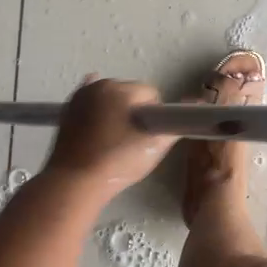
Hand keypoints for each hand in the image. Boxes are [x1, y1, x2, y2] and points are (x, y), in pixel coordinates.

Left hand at [43, 77, 177, 196]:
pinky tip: (98, 112)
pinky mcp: (68, 107)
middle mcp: (102, 84)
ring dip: (116, 109)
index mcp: (124, 89)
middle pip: (130, 93)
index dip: (155, 116)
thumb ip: (178, 123)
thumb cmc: (119, 162)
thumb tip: (197, 104)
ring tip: (112, 139)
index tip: (147, 136)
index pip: (151, 95)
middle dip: (134, 111)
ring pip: (111, 97)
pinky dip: (96, 103)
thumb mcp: (156, 146)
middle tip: (130, 140)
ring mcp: (82, 95)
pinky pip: (89, 98)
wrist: (76, 181)